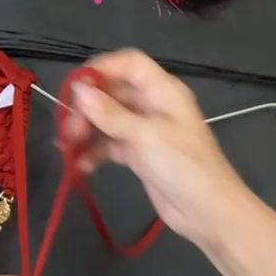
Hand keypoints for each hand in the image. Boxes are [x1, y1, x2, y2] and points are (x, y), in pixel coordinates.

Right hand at [60, 49, 254, 249]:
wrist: (207, 211)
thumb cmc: (183, 167)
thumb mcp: (146, 136)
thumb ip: (111, 114)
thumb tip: (78, 91)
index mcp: (163, 91)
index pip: (129, 64)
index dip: (101, 69)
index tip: (74, 89)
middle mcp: (152, 105)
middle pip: (112, 92)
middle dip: (87, 107)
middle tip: (69, 130)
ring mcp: (144, 130)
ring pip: (107, 120)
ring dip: (86, 130)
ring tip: (68, 148)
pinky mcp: (138, 154)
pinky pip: (109, 145)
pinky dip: (94, 152)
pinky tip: (81, 166)